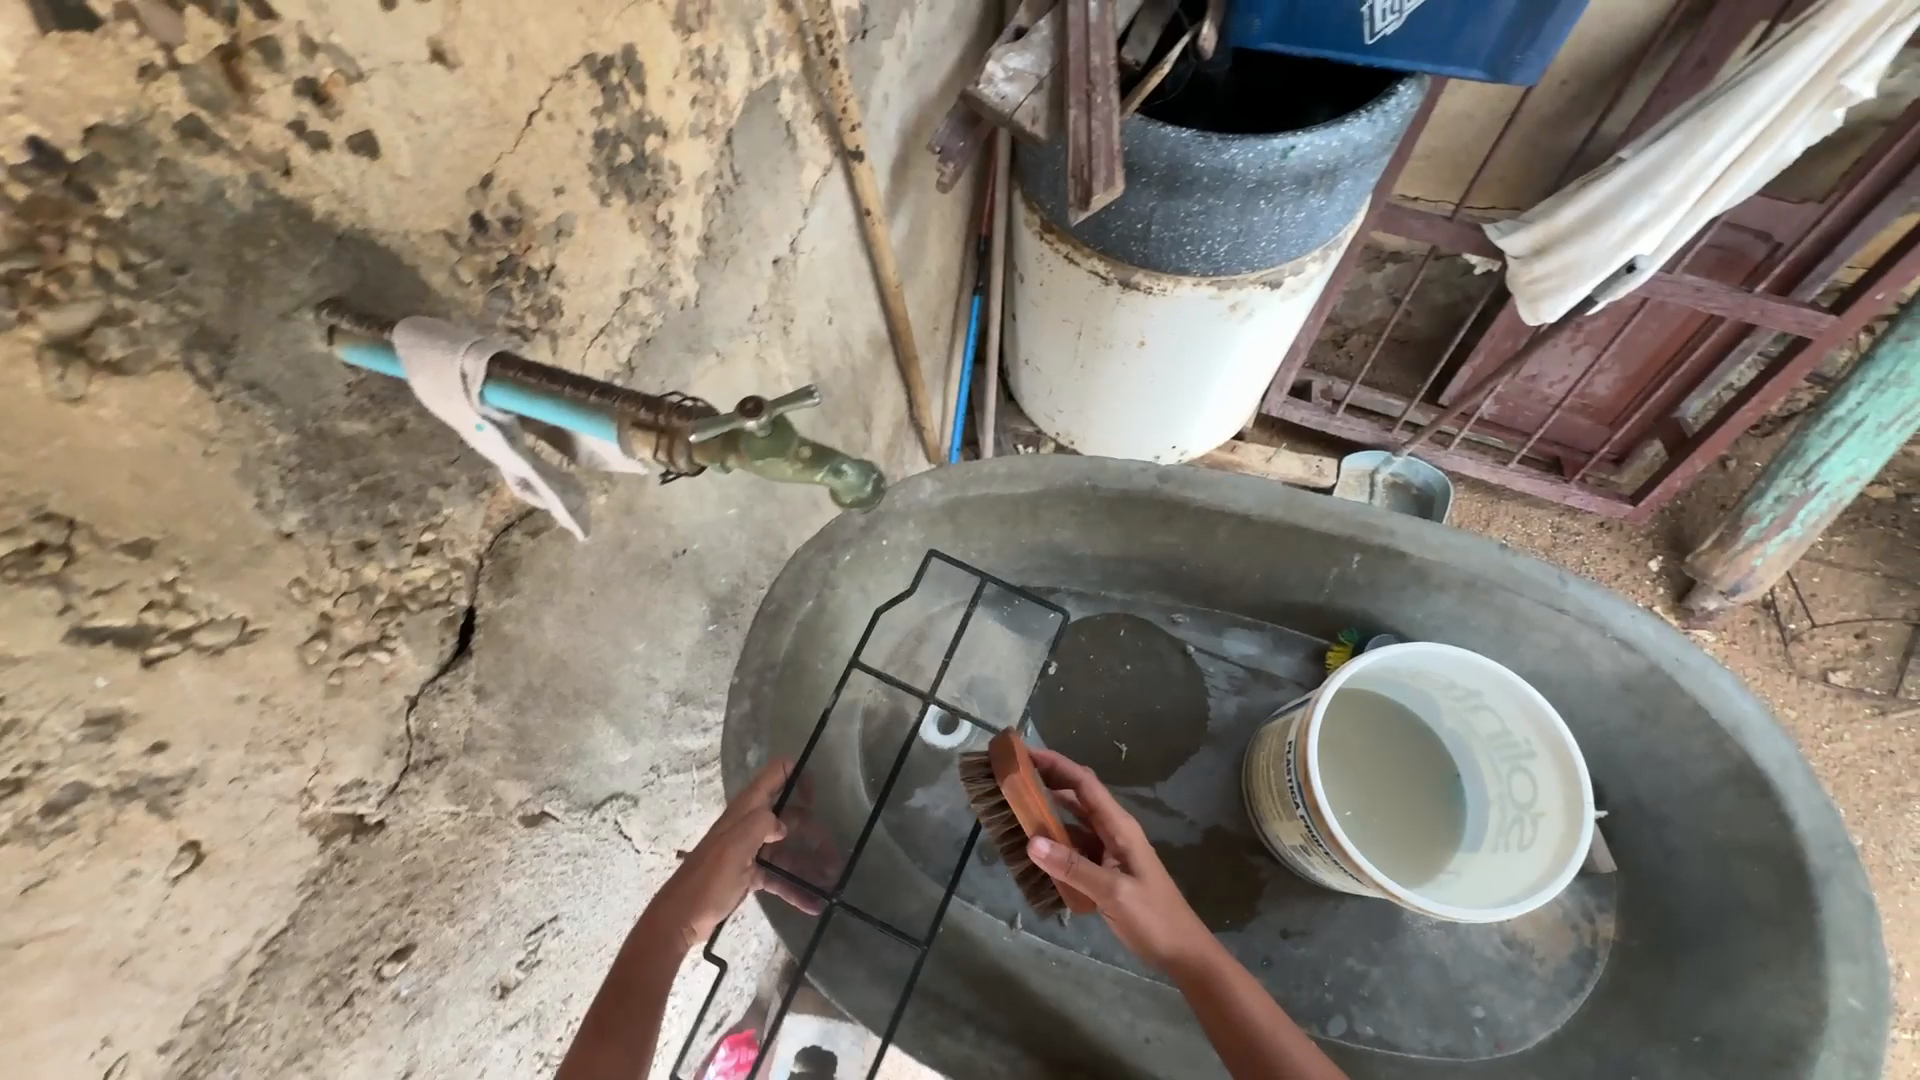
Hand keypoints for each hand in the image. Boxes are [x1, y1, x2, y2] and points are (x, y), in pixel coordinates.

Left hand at [645, 759, 823, 950]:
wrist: (679, 920)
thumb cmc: (706, 880)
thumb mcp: (735, 847)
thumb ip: (761, 824)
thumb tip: (783, 824)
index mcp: (747, 810)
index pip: (777, 774)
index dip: (799, 777)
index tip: (815, 799)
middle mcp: (751, 825)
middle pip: (791, 817)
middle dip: (815, 832)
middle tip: (836, 854)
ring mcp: (752, 851)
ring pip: (789, 849)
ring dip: (810, 863)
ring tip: (833, 880)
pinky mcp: (751, 875)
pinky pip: (780, 876)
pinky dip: (796, 889)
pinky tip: (815, 905)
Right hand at [1026, 747, 1214, 974]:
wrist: (1182, 952)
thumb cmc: (1154, 918)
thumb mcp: (1113, 892)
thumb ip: (1074, 867)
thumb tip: (1031, 842)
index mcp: (1119, 826)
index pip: (1084, 783)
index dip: (1055, 764)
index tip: (1025, 753)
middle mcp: (1113, 830)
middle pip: (1077, 796)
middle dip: (1048, 781)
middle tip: (1012, 777)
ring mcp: (1109, 850)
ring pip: (1074, 821)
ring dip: (1048, 812)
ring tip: (1015, 807)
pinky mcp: (1105, 870)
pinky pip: (1074, 847)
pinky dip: (1054, 843)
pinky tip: (1033, 849)